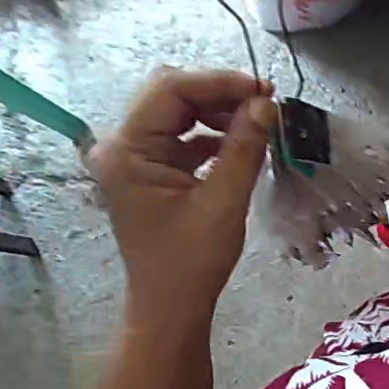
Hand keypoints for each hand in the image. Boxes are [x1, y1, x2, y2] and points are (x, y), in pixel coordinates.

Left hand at [89, 68, 274, 321]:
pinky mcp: (150, 172)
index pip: (171, 90)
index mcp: (128, 150)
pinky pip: (182, 138)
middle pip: (171, 95)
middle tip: (264, 104)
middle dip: (219, 94)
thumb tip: (266, 104)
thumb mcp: (224, 202)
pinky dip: (212, 135)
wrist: (170, 306)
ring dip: (218, 112)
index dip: (219, 82)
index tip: (263, 90)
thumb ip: (244, 148)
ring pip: (178, 113)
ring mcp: (134, 159)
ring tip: (258, 123)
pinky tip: (241, 143)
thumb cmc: (192, 261)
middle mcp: (122, 146)